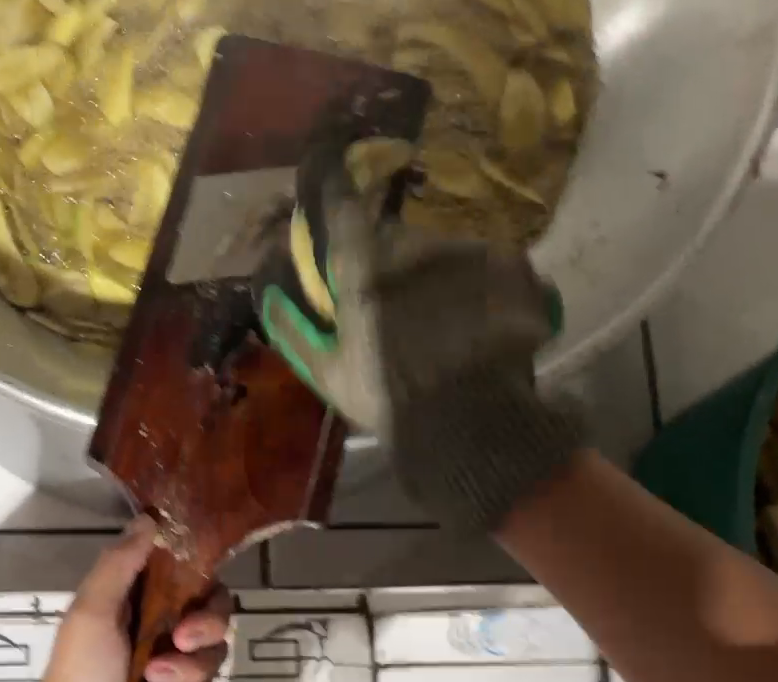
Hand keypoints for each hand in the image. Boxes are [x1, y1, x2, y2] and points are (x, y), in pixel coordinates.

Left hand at [21, 518, 231, 681]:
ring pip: (211, 659)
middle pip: (215, 618)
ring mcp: (168, 661)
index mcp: (138, 595)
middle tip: (178, 647)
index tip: (193, 608)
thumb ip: (119, 564)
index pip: (195, 577)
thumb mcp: (92, 611)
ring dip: (187, 675)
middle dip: (204, 636)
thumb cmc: (78, 670)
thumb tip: (148, 517)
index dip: (205, 590)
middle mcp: (158, 623)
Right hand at [269, 204, 585, 532]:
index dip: (330, 183)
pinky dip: (476, 285)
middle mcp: (415, 246)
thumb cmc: (388, 398)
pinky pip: (483, 263)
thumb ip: (294, 330)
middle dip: (391, 262)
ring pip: (441, 252)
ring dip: (436, 276)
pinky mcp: (511, 263)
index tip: (327, 163)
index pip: (341, 208)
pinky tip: (476, 322)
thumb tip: (266, 294)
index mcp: (364, 271)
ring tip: (442, 324)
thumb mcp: (328, 374)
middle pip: (395, 238)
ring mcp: (466, 251)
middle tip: (395, 306)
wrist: (472, 421)